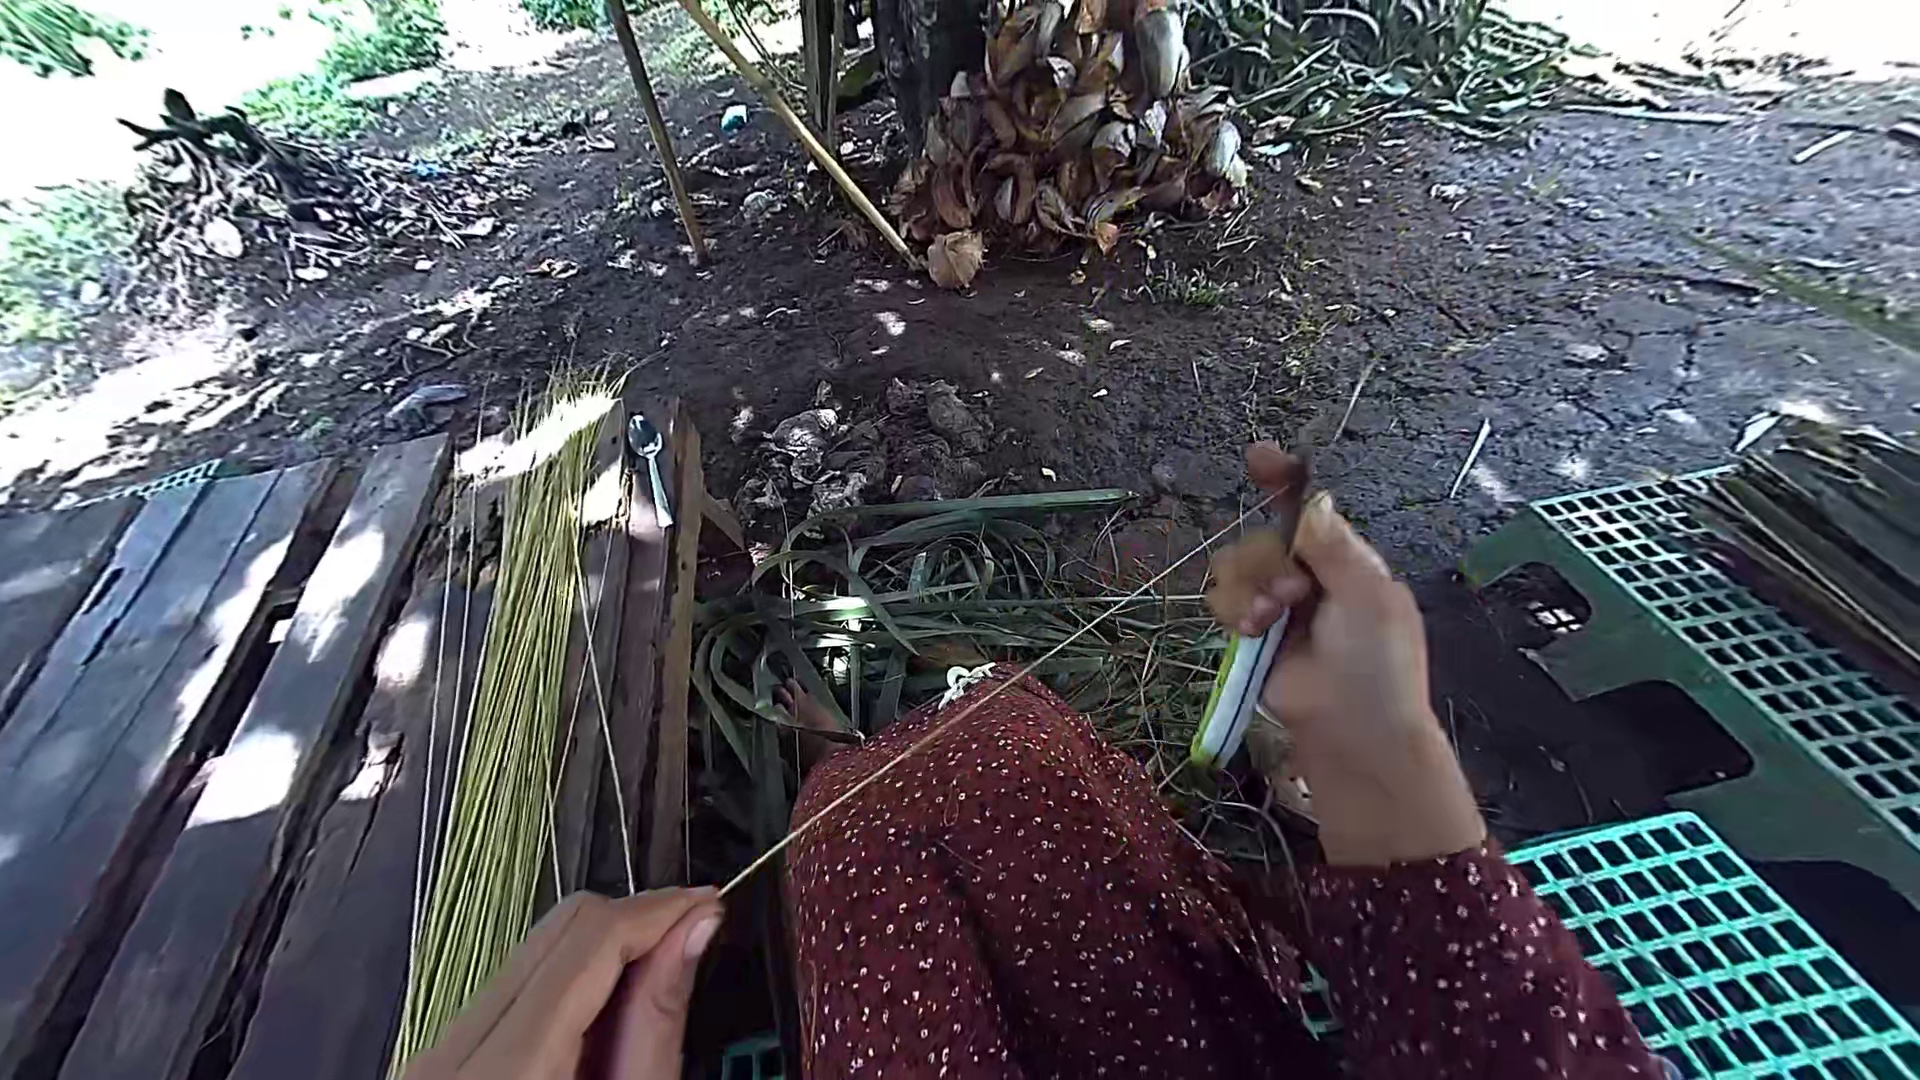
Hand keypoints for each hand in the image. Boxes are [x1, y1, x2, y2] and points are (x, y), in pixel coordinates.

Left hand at [403, 888, 722, 1079]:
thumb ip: (657, 1020)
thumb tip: (701, 922)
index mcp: (498, 1078)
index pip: (591, 939)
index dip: (660, 908)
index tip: (713, 904)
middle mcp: (445, 1057)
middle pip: (561, 928)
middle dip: (638, 917)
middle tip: (694, 930)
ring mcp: (428, 1060)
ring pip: (539, 946)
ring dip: (609, 941)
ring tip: (659, 969)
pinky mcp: (433, 1065)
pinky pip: (518, 981)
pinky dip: (577, 972)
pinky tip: (610, 1005)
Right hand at [1212, 443, 1484, 865]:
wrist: (1349, 727)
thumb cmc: (1376, 661)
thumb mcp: (1369, 596)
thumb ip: (1335, 547)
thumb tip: (1312, 501)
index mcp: (1344, 560)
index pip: (1310, 509)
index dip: (1285, 481)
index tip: (1259, 457)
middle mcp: (1306, 575)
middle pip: (1263, 537)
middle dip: (1268, 562)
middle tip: (1292, 594)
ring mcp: (1274, 602)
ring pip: (1235, 565)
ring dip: (1249, 589)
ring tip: (1271, 620)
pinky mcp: (1248, 628)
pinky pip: (1223, 597)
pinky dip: (1233, 610)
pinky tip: (1253, 631)